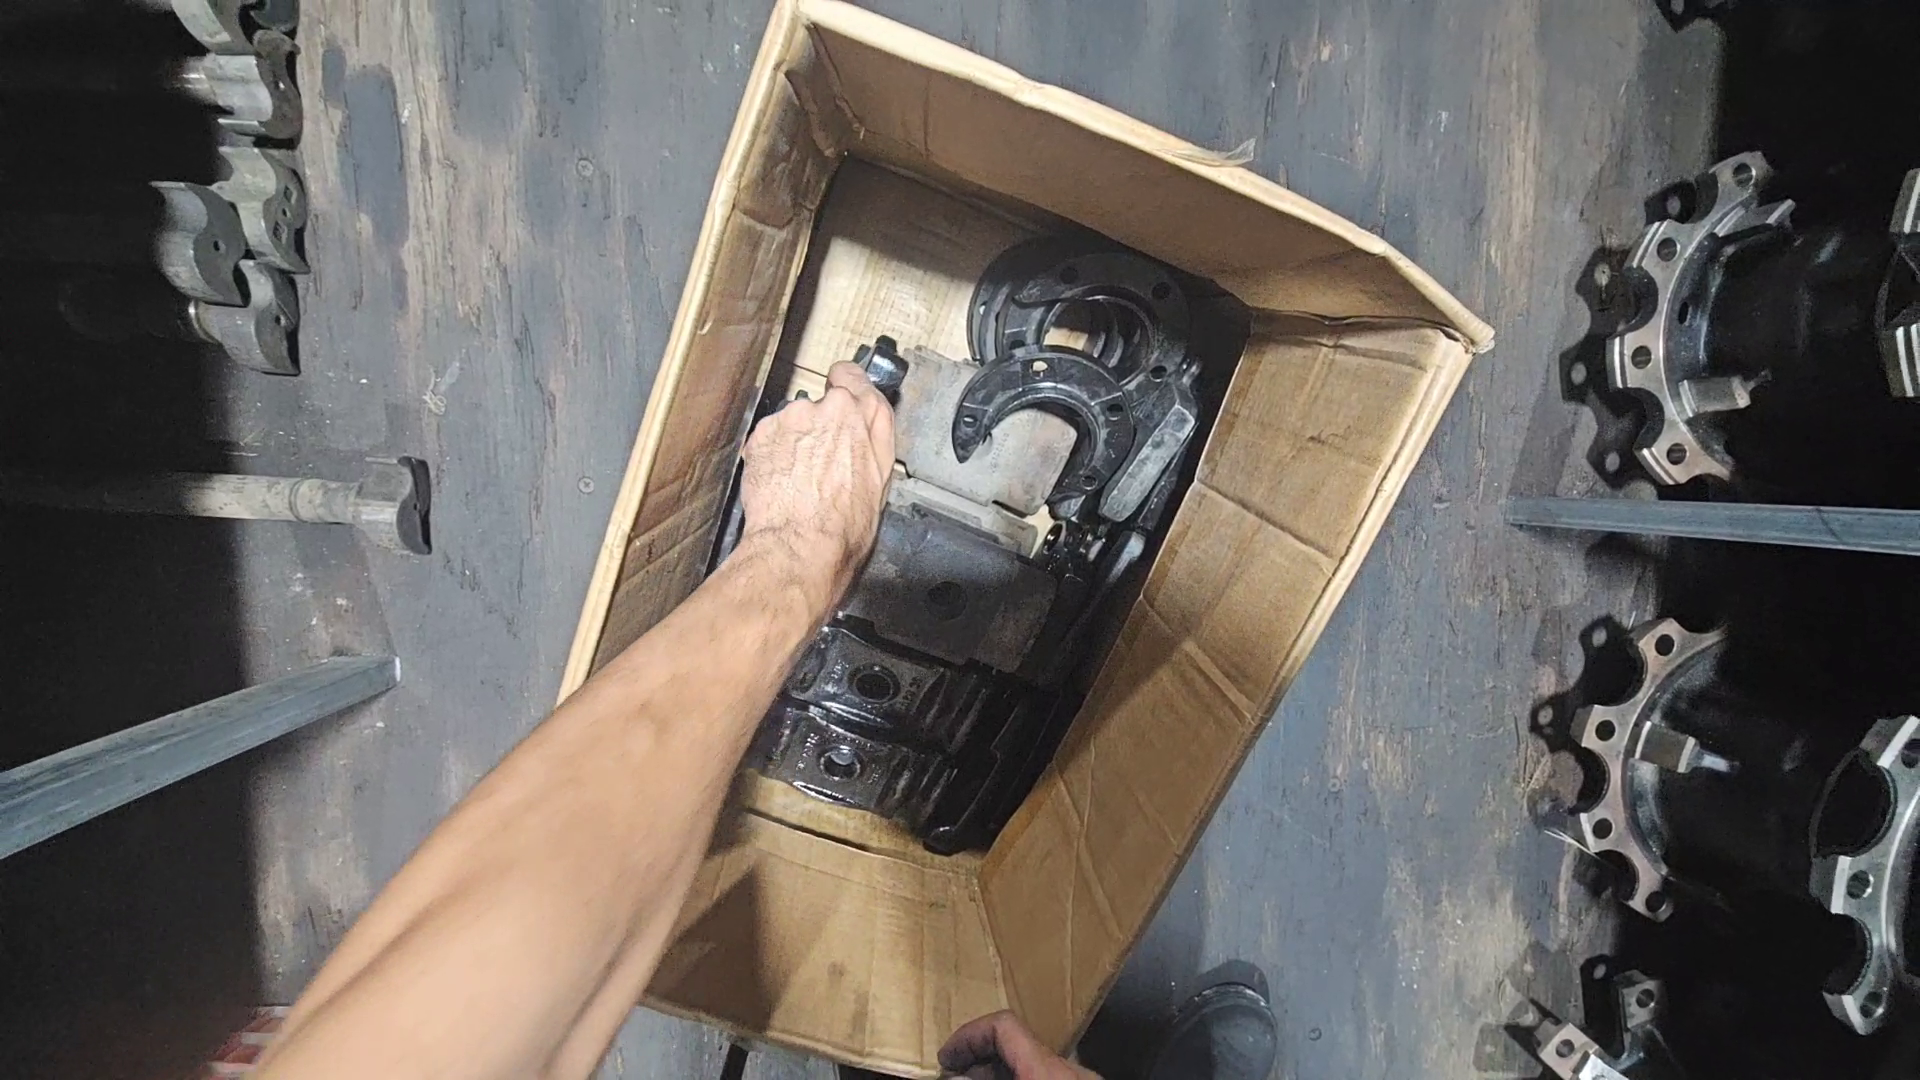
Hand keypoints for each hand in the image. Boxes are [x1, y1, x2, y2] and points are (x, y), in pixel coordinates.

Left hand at [738, 361, 893, 602]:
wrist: (801, 547)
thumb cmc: (844, 526)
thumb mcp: (880, 482)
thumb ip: (873, 442)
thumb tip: (865, 431)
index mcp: (868, 417)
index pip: (853, 377)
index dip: (844, 386)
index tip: (839, 392)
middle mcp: (832, 408)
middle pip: (821, 404)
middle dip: (819, 426)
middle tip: (821, 462)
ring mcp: (794, 417)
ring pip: (793, 421)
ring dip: (794, 442)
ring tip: (800, 480)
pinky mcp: (764, 432)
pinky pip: (769, 437)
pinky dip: (772, 454)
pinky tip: (782, 483)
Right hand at [940, 1011, 1100, 1079]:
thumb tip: (953, 1073)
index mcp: (1048, 1064)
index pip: (1003, 1024)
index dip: (969, 1034)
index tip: (945, 1055)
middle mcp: (1070, 1065)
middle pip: (1018, 1042)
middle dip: (981, 1054)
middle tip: (953, 1072)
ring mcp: (1082, 1078)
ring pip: (1034, 1061)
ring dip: (1000, 1069)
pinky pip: (1048, 1075)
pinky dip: (1021, 1078)